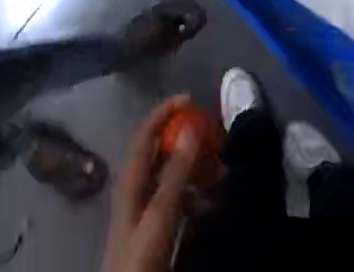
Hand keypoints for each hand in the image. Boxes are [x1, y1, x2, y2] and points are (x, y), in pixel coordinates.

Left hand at [103, 95, 199, 271]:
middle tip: (215, 138)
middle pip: (161, 153)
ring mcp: (145, 212)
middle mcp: (136, 190)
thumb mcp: (160, 214)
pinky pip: (178, 201)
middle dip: (188, 140)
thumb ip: (175, 172)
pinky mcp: (156, 232)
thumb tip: (191, 127)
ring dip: (195, 169)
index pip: (145, 133)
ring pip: (172, 177)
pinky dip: (195, 195)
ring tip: (222, 172)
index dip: (164, 110)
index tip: (191, 98)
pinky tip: (212, 203)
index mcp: (131, 180)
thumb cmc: (140, 258)